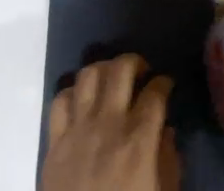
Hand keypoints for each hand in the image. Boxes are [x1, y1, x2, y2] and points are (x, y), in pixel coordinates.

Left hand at [42, 54, 178, 190]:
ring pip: (88, 75)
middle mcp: (108, 123)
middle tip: (142, 72)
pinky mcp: (55, 140)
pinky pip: (59, 100)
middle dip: (135, 62)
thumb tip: (166, 131)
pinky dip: (72, 92)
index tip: (167, 84)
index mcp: (139, 139)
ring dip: (103, 69)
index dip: (164, 82)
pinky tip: (81, 100)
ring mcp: (78, 128)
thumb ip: (168, 160)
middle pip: (120, 70)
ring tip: (111, 78)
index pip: (155, 92)